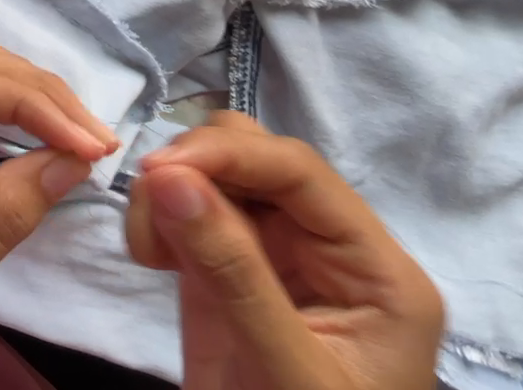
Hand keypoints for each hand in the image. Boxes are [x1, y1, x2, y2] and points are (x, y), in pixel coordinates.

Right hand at [126, 112, 443, 389]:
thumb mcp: (282, 370)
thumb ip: (231, 272)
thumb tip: (166, 174)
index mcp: (373, 268)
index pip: (298, 171)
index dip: (226, 154)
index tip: (153, 170)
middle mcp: (325, 244)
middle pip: (253, 155)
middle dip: (192, 169)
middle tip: (151, 216)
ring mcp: (272, 251)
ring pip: (208, 170)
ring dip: (165, 192)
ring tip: (149, 253)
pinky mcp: (223, 260)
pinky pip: (181, 204)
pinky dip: (153, 215)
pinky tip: (149, 258)